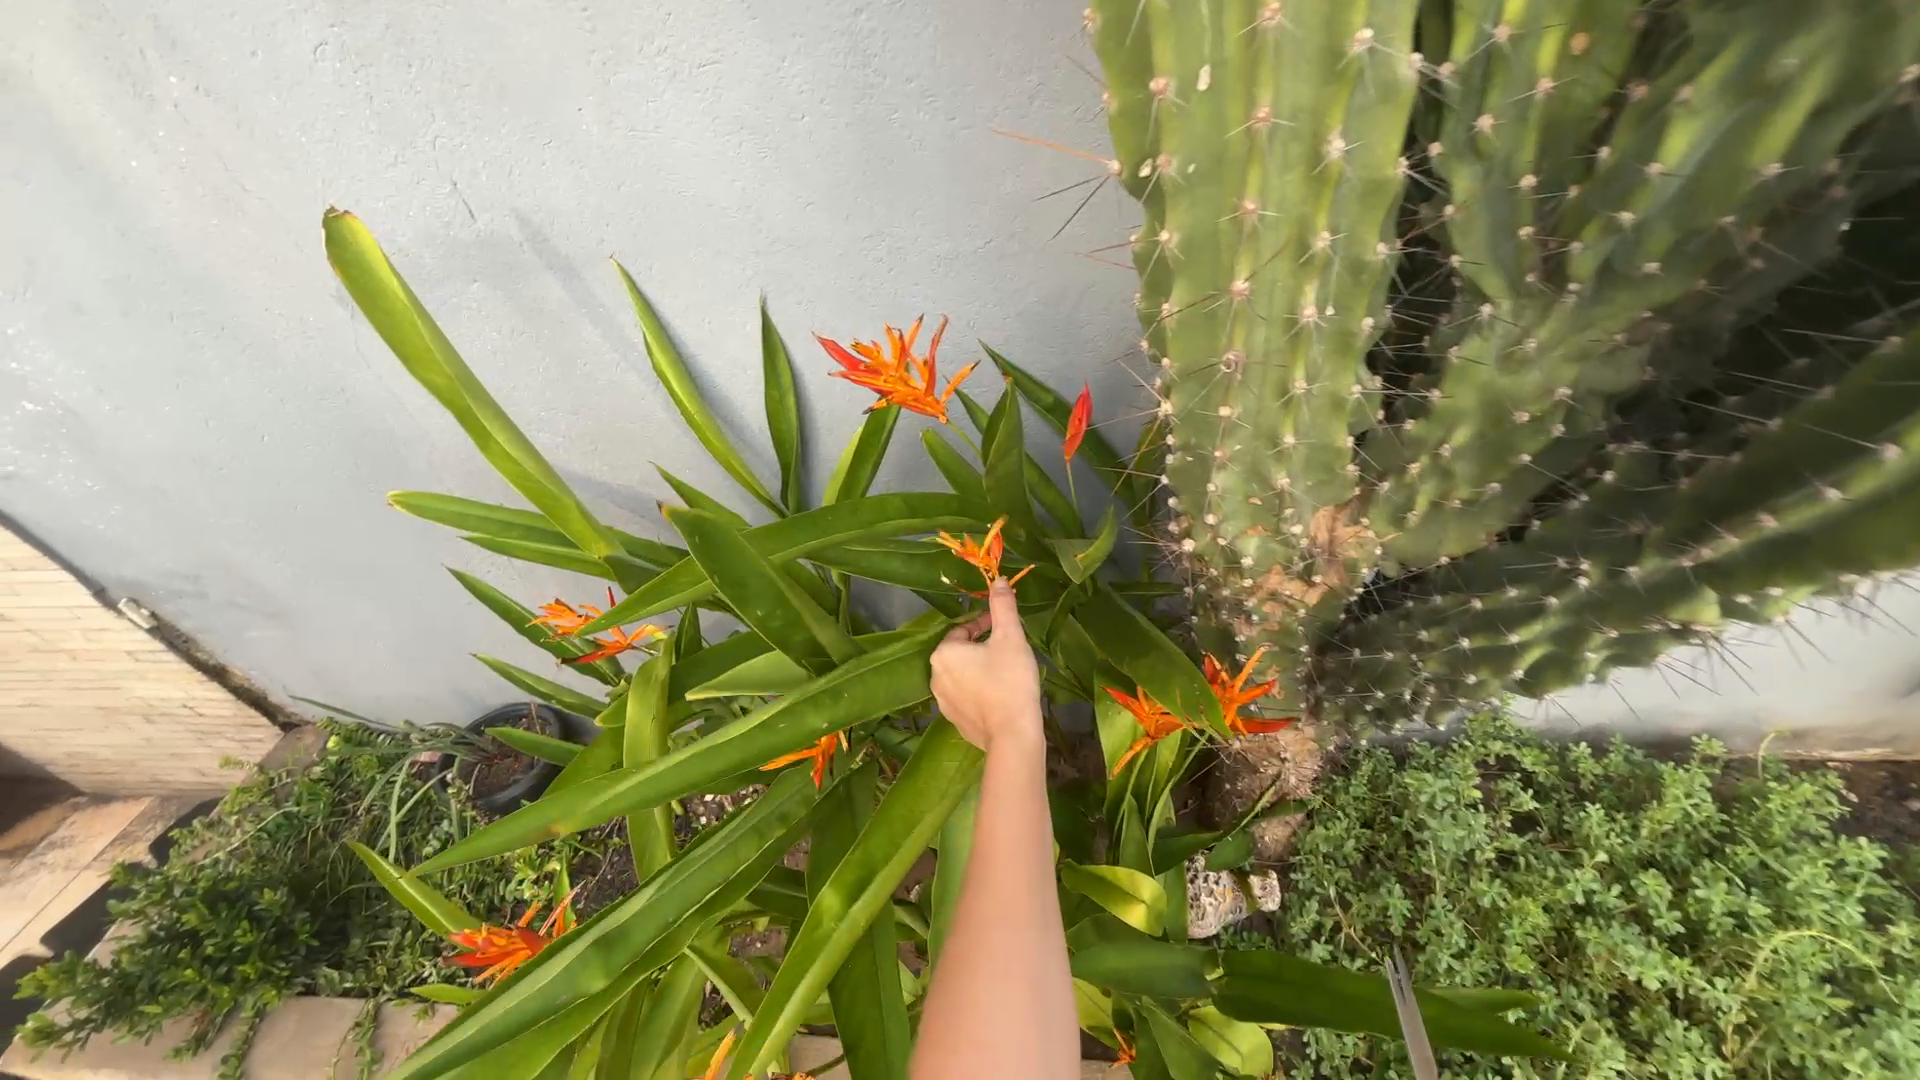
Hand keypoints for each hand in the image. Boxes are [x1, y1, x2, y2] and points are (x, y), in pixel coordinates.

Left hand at [930, 578, 1042, 754]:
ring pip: (962, 675)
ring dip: (980, 668)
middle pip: (960, 652)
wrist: (1012, 734)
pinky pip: (966, 697)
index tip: (1004, 626)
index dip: (985, 624)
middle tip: (1008, 648)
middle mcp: (935, 676)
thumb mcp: (1010, 637)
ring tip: (1006, 670)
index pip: (963, 630)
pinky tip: (1000, 694)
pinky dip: (979, 691)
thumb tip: (997, 579)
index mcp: (943, 653)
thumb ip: (1003, 606)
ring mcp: (942, 702)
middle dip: (981, 646)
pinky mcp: (954, 721)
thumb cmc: (1010, 680)